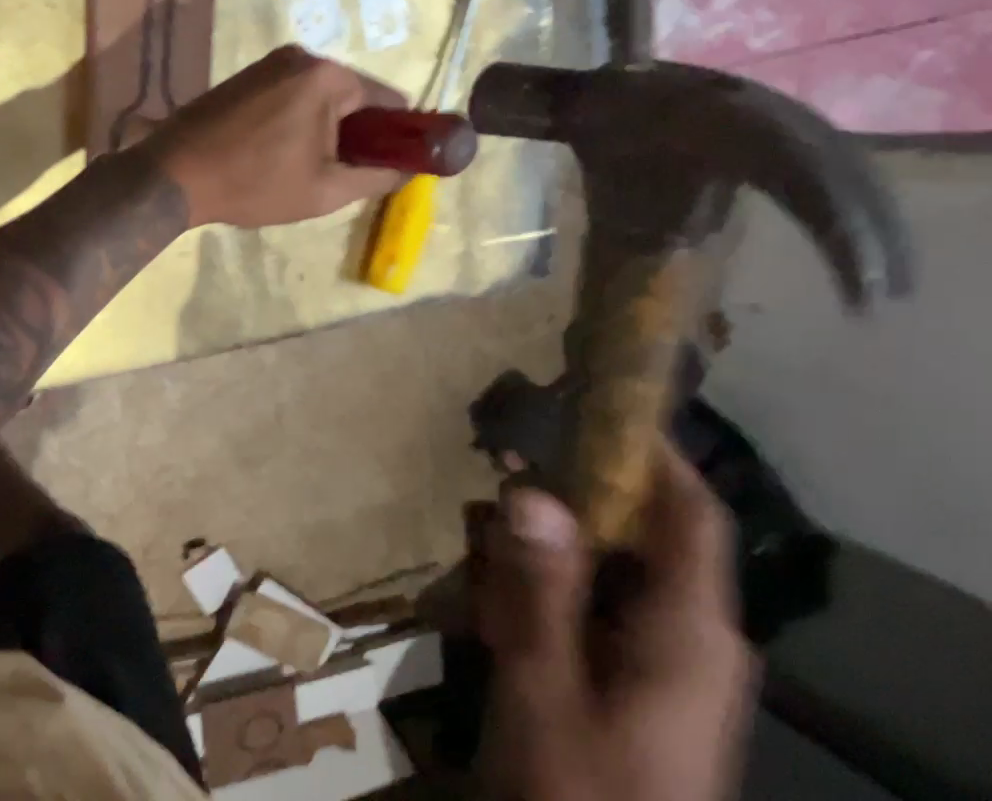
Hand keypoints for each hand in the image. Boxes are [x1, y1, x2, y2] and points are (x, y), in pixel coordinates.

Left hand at [143, 45, 406, 228]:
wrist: (171, 177)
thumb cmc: (252, 184)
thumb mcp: (325, 190)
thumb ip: (377, 176)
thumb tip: (409, 170)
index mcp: (326, 75)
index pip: (387, 99)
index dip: (395, 135)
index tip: (386, 166)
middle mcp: (299, 57)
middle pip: (351, 96)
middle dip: (352, 134)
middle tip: (334, 175)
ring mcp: (265, 65)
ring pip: (316, 99)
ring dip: (320, 131)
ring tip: (299, 169)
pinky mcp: (241, 79)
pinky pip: (287, 98)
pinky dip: (292, 123)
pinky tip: (274, 155)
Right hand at [479, 458, 755, 800]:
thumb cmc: (581, 786)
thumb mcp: (544, 686)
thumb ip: (539, 588)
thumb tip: (533, 491)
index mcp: (688, 631)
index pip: (689, 515)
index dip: (654, 453)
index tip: (591, 401)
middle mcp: (687, 637)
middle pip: (634, 539)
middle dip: (565, 501)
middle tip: (496, 471)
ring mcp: (661, 665)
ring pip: (604, 575)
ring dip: (541, 550)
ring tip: (474, 539)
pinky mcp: (633, 686)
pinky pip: (591, 613)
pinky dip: (541, 592)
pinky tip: (487, 598)